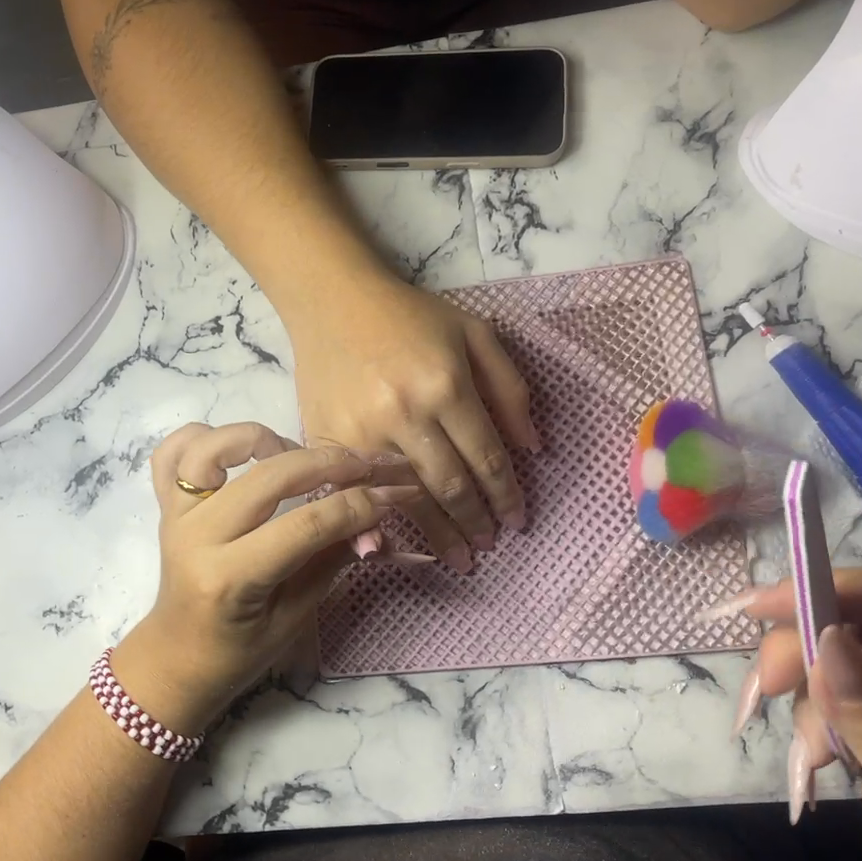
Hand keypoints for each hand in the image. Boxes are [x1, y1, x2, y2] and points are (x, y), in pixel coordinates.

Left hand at [113, 422, 422, 734]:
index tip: (396, 493)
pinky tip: (240, 453)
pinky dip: (206, 439)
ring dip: (264, 439)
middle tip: (368, 465)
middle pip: (271, 475)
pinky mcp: (165, 504)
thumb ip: (332, 561)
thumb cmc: (239, 650)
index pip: (306, 525)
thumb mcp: (294, 617)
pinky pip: (173, 451)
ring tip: (296, 457)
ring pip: (214, 447)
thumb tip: (379, 522)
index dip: (358, 505)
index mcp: (231, 578)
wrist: (177, 657)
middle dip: (330, 463)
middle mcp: (198, 537)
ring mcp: (177, 515)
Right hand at [284, 272, 540, 572]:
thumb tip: (533, 449)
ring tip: (460, 559)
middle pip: (450, 487)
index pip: (486, 458)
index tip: (519, 522)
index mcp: (445, 386)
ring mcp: (361, 433)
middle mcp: (404, 414)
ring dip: (439, 535)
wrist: (332, 301)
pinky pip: (361, 493)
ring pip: (408, 499)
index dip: (506, 496)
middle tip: (490, 546)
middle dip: (475, 523)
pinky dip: (384, 522)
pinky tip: (400, 543)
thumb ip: (510, 388)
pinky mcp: (328, 442)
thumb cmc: (408, 316)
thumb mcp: (474, 334)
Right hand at [742, 567, 861, 860]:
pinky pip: (844, 673)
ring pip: (843, 643)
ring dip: (807, 689)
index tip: (752, 611)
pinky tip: (822, 753)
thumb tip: (826, 641)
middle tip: (761, 697)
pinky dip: (818, 707)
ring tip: (811, 754)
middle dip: (802, 650)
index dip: (824, 590)